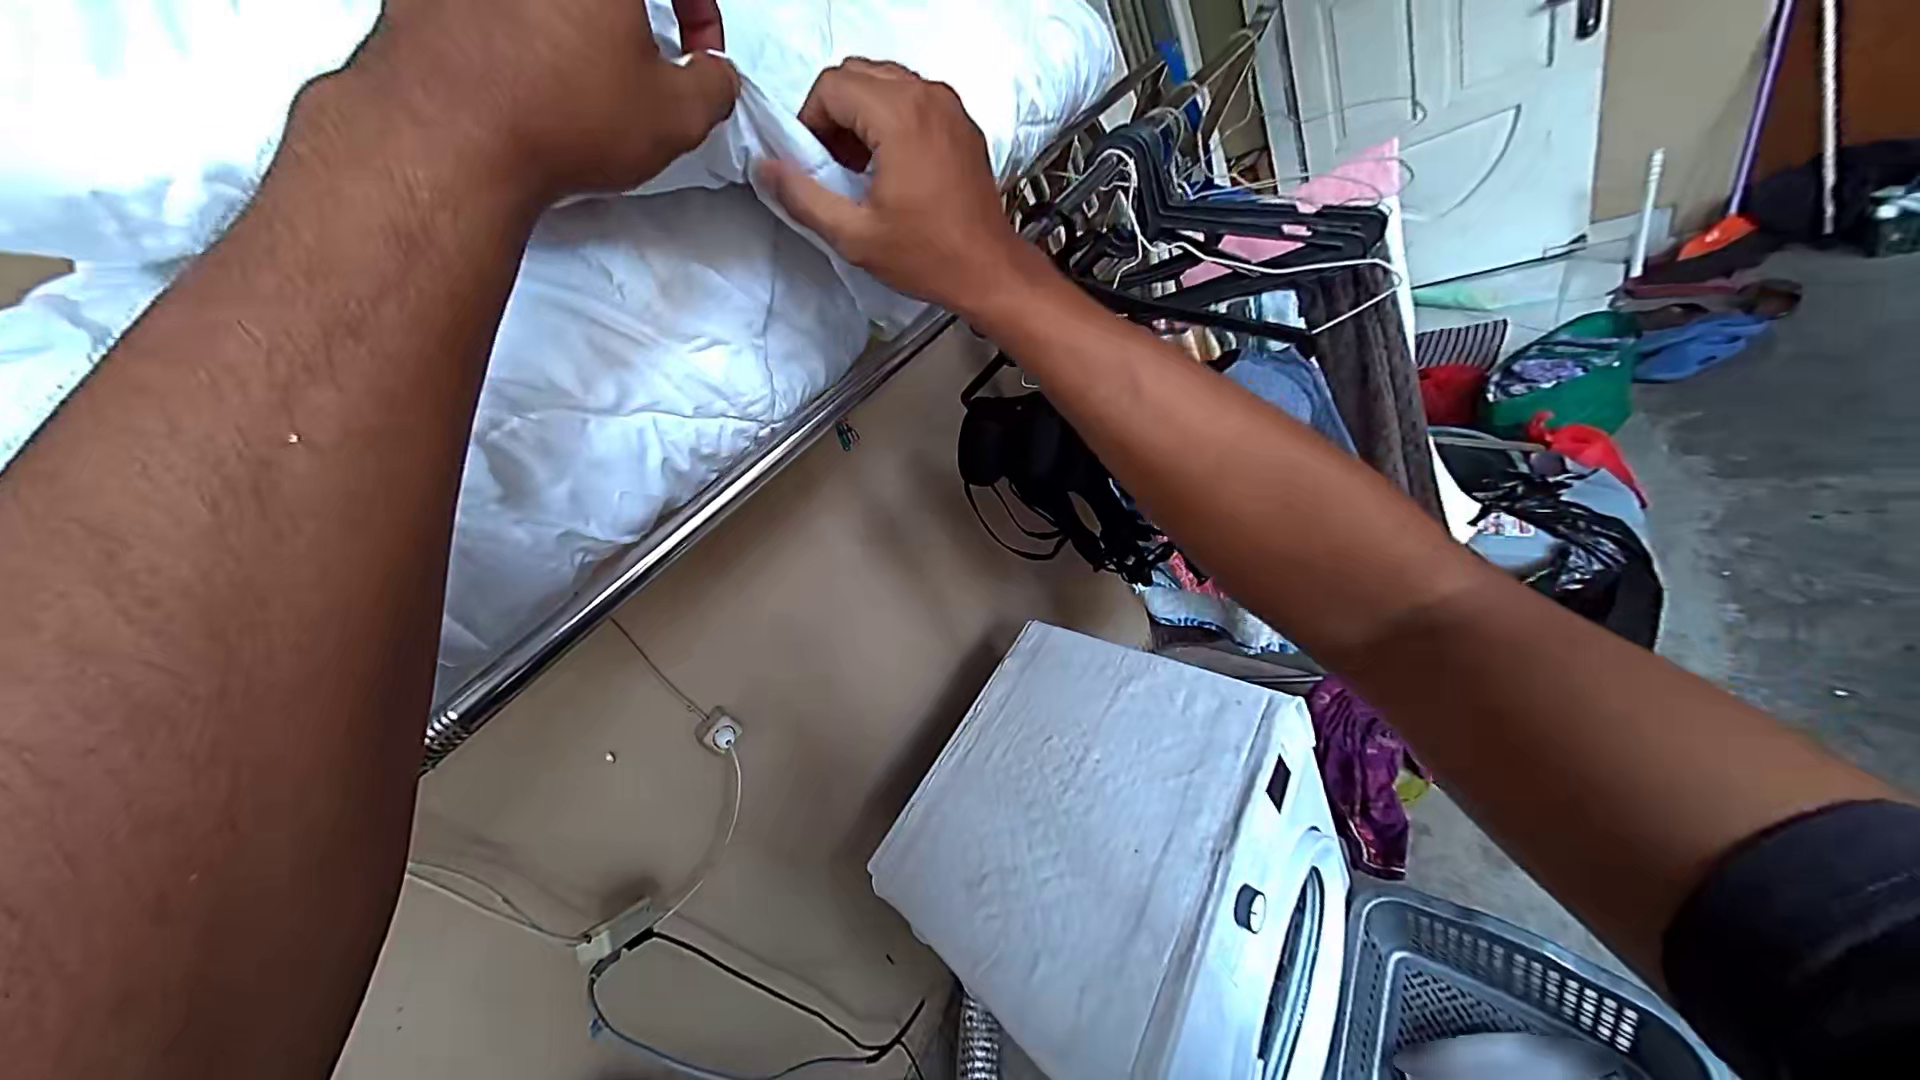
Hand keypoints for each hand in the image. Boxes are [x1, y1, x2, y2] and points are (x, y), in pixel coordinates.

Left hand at [307, 0, 738, 206]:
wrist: (454, 133)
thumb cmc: (570, 115)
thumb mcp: (677, 117)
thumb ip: (716, 86)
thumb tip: (715, 74)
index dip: (702, 12)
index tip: (699, 56)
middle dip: (643, 14)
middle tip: (646, 57)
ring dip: (587, 18)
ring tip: (589, 68)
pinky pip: (509, 5)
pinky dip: (534, 23)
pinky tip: (536, 67)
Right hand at [759, 60, 1045, 316]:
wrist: (988, 271)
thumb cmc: (931, 257)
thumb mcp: (855, 236)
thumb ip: (804, 197)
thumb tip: (767, 170)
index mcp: (899, 115)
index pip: (832, 85)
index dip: (810, 120)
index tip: (813, 160)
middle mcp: (928, 98)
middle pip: (858, 75)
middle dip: (835, 115)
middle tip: (833, 165)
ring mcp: (950, 109)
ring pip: (887, 85)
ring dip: (863, 118)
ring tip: (861, 171)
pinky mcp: (963, 127)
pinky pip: (916, 102)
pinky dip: (894, 123)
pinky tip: (892, 170)